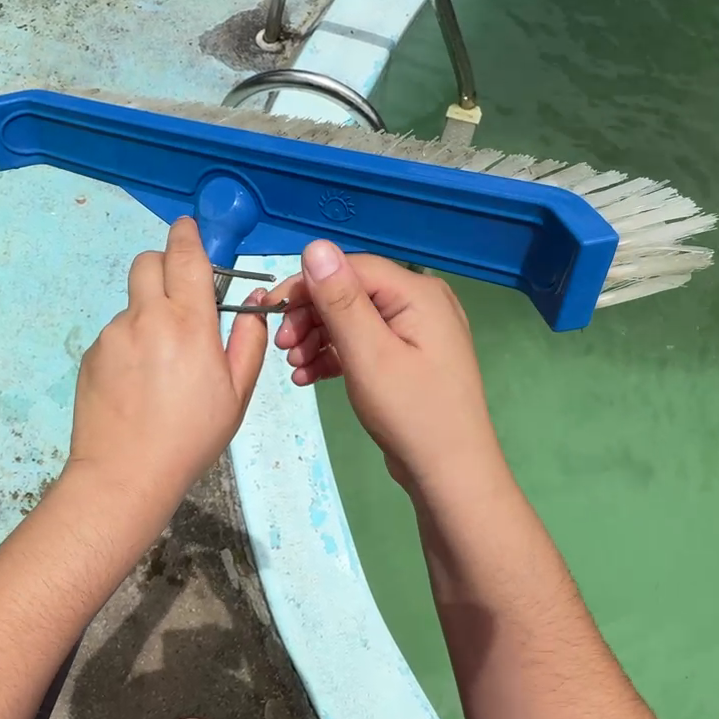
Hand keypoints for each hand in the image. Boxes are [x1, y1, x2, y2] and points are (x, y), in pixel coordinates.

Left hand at [65, 218, 269, 509]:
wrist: (125, 473)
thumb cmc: (191, 438)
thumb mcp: (236, 394)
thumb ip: (248, 341)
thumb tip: (253, 302)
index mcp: (188, 322)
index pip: (184, 254)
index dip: (187, 234)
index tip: (187, 229)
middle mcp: (145, 317)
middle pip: (146, 262)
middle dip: (162, 268)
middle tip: (176, 299)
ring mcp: (112, 335)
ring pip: (130, 305)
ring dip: (146, 317)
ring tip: (156, 369)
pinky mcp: (91, 355)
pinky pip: (114, 336)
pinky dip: (127, 347)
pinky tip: (134, 386)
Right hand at [271, 240, 501, 489]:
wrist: (448, 472)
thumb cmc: (410, 412)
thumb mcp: (368, 354)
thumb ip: (340, 300)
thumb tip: (314, 246)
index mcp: (417, 293)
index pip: (349, 268)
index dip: (306, 284)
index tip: (270, 310)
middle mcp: (420, 303)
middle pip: (350, 292)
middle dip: (310, 316)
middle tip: (281, 346)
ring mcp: (416, 332)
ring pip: (353, 320)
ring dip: (317, 338)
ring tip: (293, 367)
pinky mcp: (407, 358)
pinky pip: (363, 345)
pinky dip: (333, 357)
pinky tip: (308, 377)